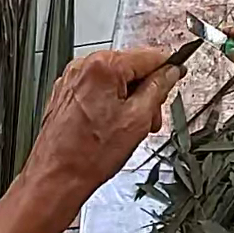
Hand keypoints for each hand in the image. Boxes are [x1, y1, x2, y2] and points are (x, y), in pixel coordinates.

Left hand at [0, 47, 184, 232]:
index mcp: (103, 66)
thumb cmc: (88, 154)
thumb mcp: (139, 119)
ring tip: (130, 128)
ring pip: (115, 80)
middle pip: (131, 67)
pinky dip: (110, 104)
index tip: (176, 77)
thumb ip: (158, 88)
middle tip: (151, 117)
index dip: (168, 69)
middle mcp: (83, 67)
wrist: (57, 176)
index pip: (149, 55)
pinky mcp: (66, 94)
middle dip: (146, 91)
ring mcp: (72, 80)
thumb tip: (170, 73)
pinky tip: (111, 128)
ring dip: (130, 100)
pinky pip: (97, 90)